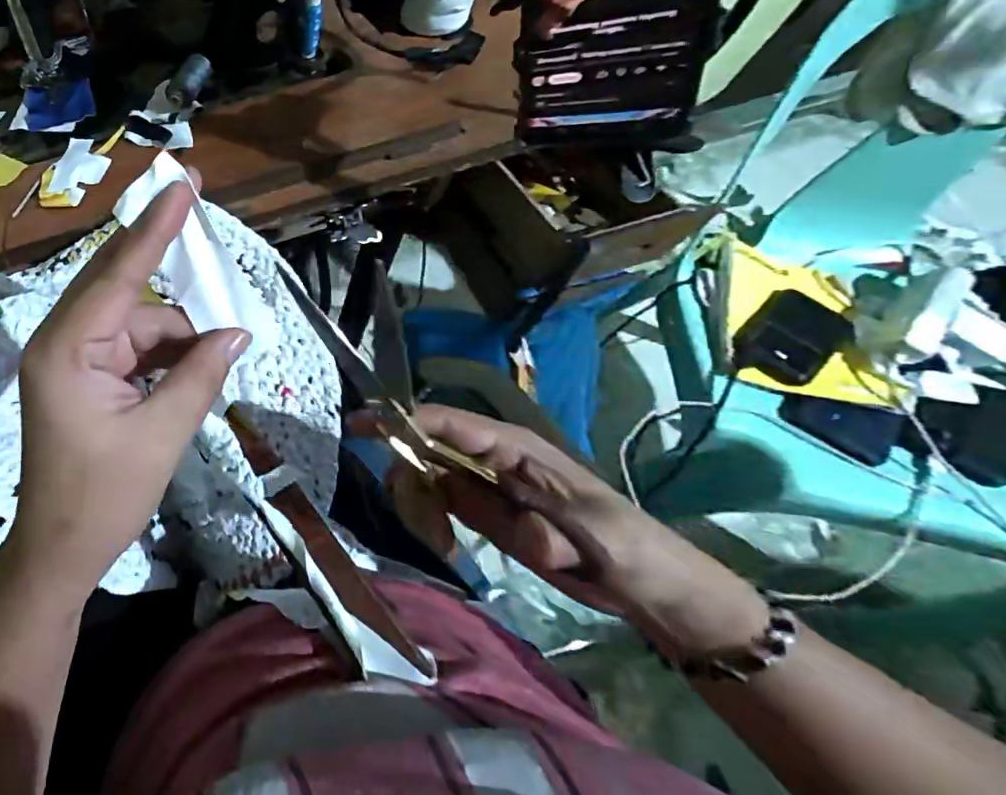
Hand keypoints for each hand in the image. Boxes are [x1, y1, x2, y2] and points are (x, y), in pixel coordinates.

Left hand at [7, 177, 250, 596]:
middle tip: (193, 201)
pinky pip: (130, 345)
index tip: (180, 185)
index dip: (155, 228)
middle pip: (120, 283)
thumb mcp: (161, 434)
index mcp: (67, 349)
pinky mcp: (81, 375)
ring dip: (175, 330)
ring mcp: (70, 357)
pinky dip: (163, 351)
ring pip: (133, 319)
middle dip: (161, 251)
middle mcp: (61, 340)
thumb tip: (237, 333)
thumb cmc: (103, 498)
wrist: (58, 552)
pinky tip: (195, 364)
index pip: (118, 274)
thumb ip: (199, 375)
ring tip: (218, 348)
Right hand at [358, 404, 768, 655]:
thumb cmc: (627, 548)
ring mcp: (482, 480)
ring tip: (440, 542)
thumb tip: (521, 531)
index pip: (448, 422)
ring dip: (416, 503)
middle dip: (407, 475)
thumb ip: (556, 534)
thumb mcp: (598, 539)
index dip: (403, 420)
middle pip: (424, 445)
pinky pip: (434, 500)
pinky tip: (444, 544)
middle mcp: (490, 455)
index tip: (360, 425)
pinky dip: (426, 517)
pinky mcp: (479, 506)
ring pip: (423, 473)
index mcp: (515, 446)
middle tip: (420, 522)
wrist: (645, 584)